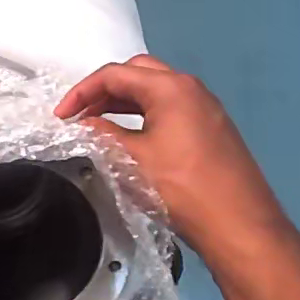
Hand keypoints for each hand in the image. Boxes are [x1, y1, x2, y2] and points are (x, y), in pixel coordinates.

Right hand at [55, 55, 287, 258]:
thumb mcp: (132, 160)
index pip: (115, 74)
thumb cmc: (181, 188)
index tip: (61, 116)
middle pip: (137, 73)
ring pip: (155, 91)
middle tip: (80, 114)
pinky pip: (170, 108)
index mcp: (171, 87)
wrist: (239, 226)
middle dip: (103, 90)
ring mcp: (205, 108)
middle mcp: (191, 88)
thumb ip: (102, 134)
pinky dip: (144, 114)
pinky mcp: (212, 128)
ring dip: (123, 102)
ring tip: (98, 124)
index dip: (82, 92)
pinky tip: (131, 135)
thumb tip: (82, 124)